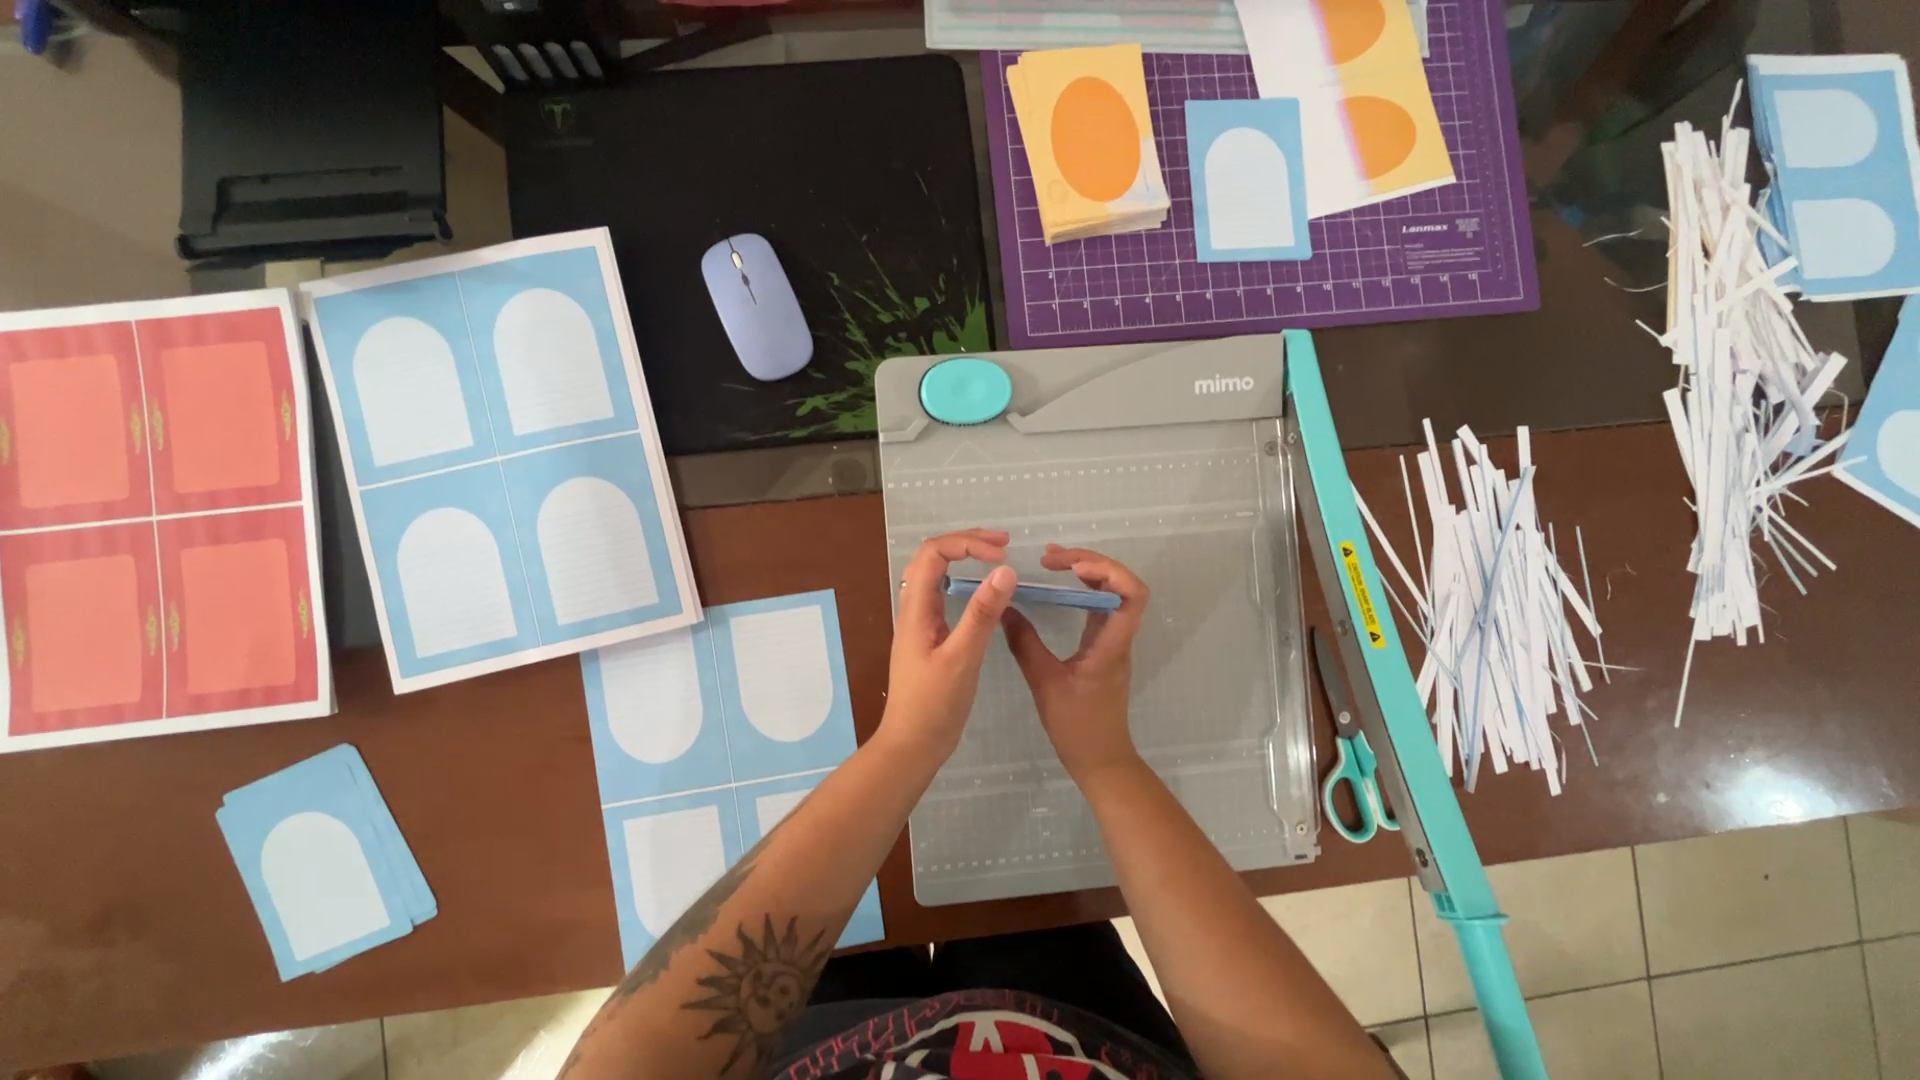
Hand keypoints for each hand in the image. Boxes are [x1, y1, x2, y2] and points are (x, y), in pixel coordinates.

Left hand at [882, 528, 1018, 758]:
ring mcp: (919, 624)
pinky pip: (941, 595)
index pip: (934, 554)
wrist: (912, 745)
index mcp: (916, 609)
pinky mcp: (928, 638)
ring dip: (962, 558)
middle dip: (966, 543)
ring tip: (995, 557)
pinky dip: (963, 581)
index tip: (1001, 555)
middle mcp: (913, 609)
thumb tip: (1005, 571)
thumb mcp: (963, 657)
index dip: (967, 544)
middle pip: (931, 557)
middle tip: (1003, 545)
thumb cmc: (934, 704)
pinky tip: (982, 592)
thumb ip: (982, 614)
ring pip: (934, 575)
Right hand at [1000, 545, 1149, 783]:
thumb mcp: (1044, 683)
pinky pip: (1100, 609)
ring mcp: (1113, 643)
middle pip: (1122, 586)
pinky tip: (1060, 590)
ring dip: (1088, 573)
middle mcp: (1119, 638)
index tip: (1072, 566)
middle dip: (1090, 563)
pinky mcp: (1103, 650)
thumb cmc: (1078, 726)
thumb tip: (1005, 609)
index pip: (1132, 594)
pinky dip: (1083, 592)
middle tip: (1051, 558)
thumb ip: (1025, 644)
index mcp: (1112, 644)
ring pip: (1113, 595)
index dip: (1108, 570)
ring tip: (1053, 564)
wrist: (1101, 759)